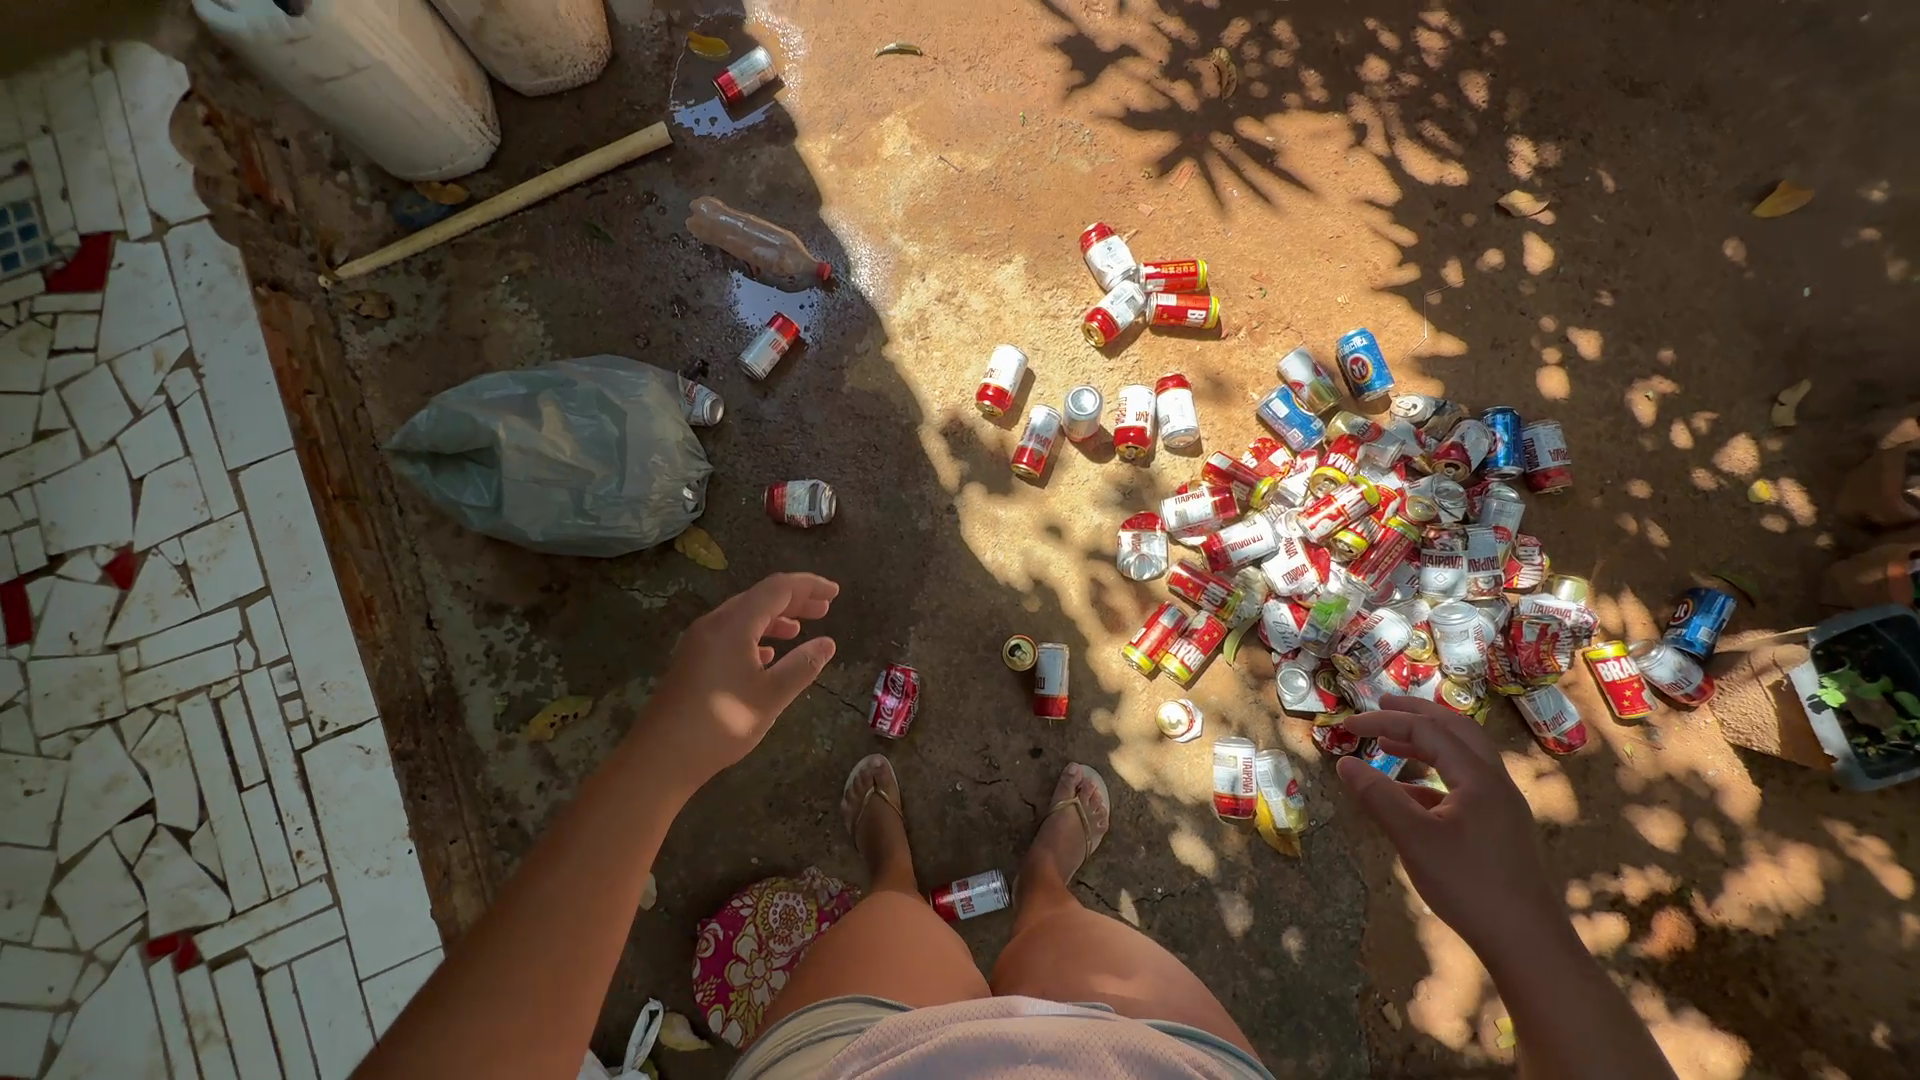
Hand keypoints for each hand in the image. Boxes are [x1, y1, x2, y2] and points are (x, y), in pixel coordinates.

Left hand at [635, 573, 838, 791]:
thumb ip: (802, 665)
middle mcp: (714, 624)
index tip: (834, 593)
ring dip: (775, 619)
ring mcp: (699, 642)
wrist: (661, 757)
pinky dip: (755, 636)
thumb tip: (828, 643)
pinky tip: (768, 655)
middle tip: (825, 609)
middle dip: (794, 601)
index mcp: (734, 624)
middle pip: (759, 598)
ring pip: (743, 617)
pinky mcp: (692, 660)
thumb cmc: (722, 724)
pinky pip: (730, 634)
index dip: (809, 587)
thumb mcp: (771, 696)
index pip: (778, 589)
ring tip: (800, 629)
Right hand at [1337, 695, 1566, 961]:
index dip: (1385, 722)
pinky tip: (1410, 792)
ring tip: (1390, 743)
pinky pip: (1466, 783)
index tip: (1349, 725)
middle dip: (1417, 714)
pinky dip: (1434, 773)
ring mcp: (1503, 806)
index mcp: (1478, 779)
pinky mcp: (1501, 828)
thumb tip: (1344, 762)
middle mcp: (1496, 783)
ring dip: (1427, 742)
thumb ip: (1378, 797)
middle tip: (1381, 706)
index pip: (1428, 732)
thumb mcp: (1413, 838)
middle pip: (1457, 731)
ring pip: (1464, 756)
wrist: (1528, 942)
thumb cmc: (1469, 885)